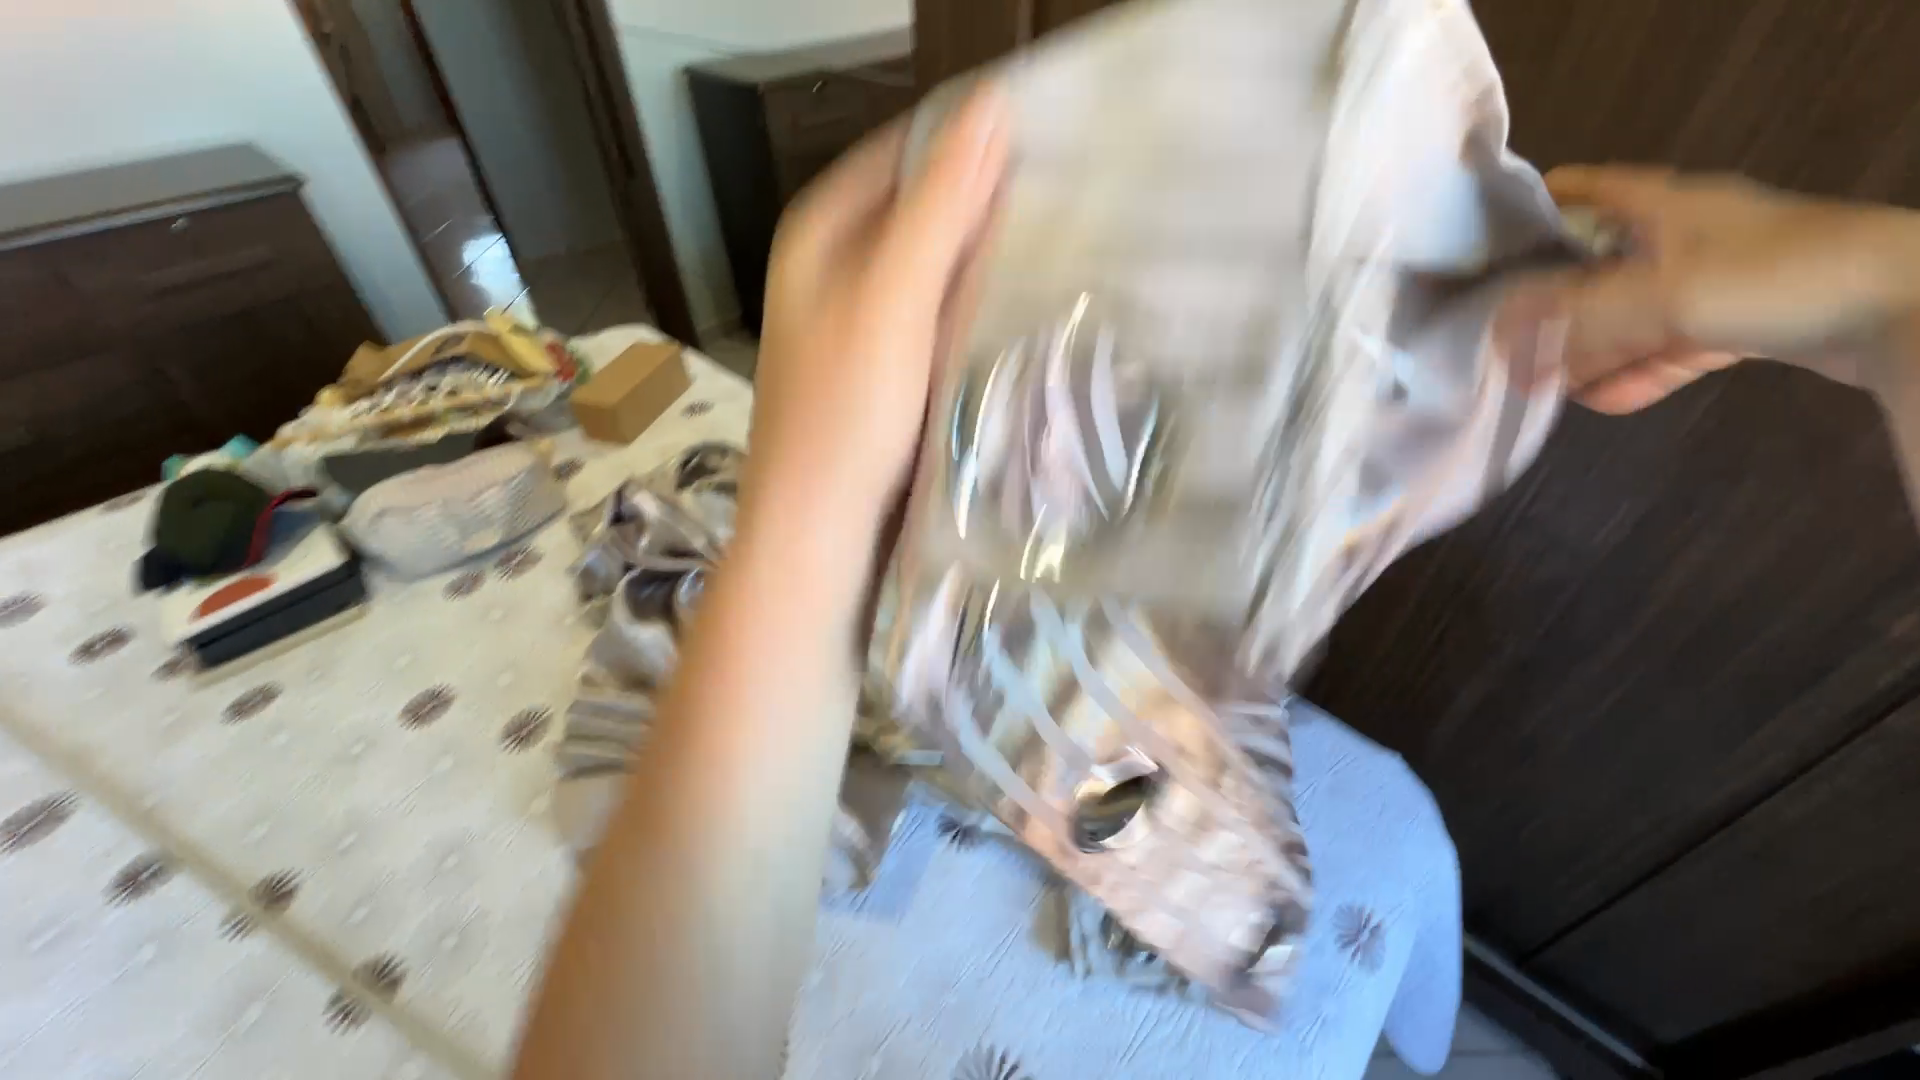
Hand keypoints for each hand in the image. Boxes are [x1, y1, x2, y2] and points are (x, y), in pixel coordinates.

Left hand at [739, 88, 1007, 539]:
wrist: (817, 527)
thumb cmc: (846, 414)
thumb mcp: (893, 300)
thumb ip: (939, 207)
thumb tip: (993, 106)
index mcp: (820, 231)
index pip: (905, 152)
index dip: (968, 146)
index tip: (1044, 150)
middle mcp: (830, 265)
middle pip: (917, 209)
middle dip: (980, 206)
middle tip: (1059, 203)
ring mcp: (851, 317)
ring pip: (927, 264)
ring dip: (977, 259)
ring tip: (1047, 251)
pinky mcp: (874, 363)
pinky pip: (929, 313)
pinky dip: (965, 306)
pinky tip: (1006, 312)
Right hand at [1528, 165, 1919, 411]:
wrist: (1906, 308)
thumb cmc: (1774, 276)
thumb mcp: (1658, 295)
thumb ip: (1573, 319)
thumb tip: (1497, 337)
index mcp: (1666, 206)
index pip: (1585, 189)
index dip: (1535, 207)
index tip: (1487, 240)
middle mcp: (1684, 238)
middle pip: (1597, 265)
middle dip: (1550, 304)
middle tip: (1504, 336)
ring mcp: (1714, 283)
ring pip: (1629, 317)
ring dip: (1588, 351)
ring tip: (1543, 386)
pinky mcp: (1738, 323)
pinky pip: (1667, 349)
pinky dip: (1634, 374)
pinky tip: (1601, 401)